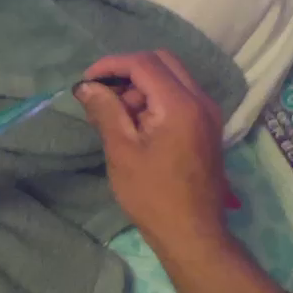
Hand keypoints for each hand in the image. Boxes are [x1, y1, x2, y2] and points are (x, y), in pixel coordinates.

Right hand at [74, 51, 233, 260]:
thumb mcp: (121, 150)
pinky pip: (178, 95)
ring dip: (140, 85)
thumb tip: (86, 86)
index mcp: (180, 104)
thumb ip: (105, 110)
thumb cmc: (151, 193)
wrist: (190, 231)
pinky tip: (134, 122)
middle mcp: (200, 100)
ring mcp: (207, 112)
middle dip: (127, 71)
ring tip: (114, 113)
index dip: (110, 65)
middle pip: (162, 62)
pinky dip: (153, 98)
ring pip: (171, 77)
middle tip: (101, 93)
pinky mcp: (205, 125)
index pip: (144, 63)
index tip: (85, 81)